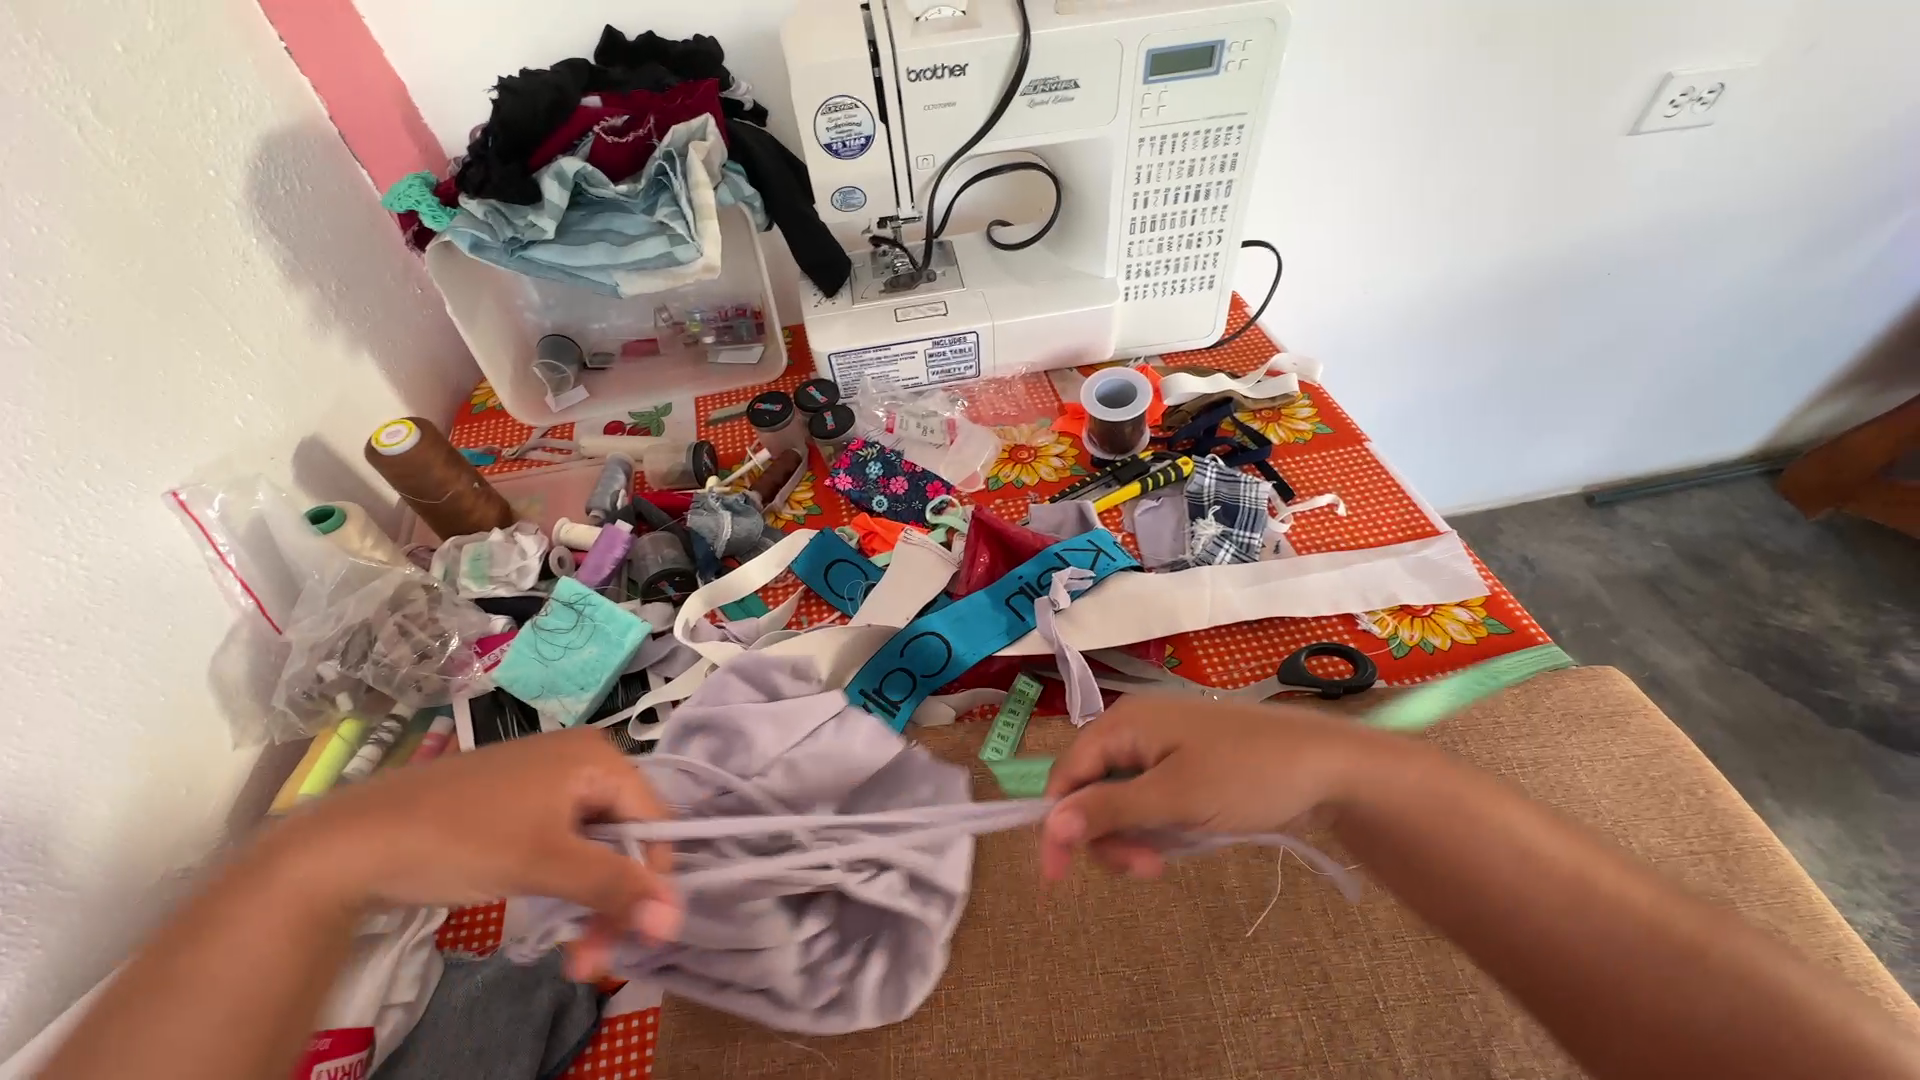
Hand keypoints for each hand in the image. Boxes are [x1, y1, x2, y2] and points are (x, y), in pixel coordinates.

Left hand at [266, 728, 678, 979]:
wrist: (348, 842)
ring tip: (572, 957)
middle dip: (615, 902)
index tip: (638, 941)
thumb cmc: (459, 840)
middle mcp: (582, 760)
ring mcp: (549, 781)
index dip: (653, 882)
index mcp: (598, 758)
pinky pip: (565, 845)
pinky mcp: (521, 804)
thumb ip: (616, 886)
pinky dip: (563, 885)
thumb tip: (677, 917)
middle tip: (592, 962)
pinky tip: (549, 918)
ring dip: (589, 903)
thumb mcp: (544, 865)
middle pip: (625, 838)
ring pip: (595, 848)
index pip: (654, 822)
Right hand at [1040, 697, 1395, 880]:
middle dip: (1109, 835)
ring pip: (1121, 798)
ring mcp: (1161, 742)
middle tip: (1147, 869)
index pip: (1066, 775)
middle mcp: (1134, 727)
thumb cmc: (1247, 776)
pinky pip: (1150, 796)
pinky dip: (1157, 824)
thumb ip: (1108, 811)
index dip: (1059, 825)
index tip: (1058, 879)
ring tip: (1168, 860)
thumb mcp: (1174, 800)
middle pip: (1092, 788)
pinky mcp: (1184, 760)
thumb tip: (1048, 826)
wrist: (1329, 764)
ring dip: (1135, 835)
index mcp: (1123, 723)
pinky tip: (1183, 840)